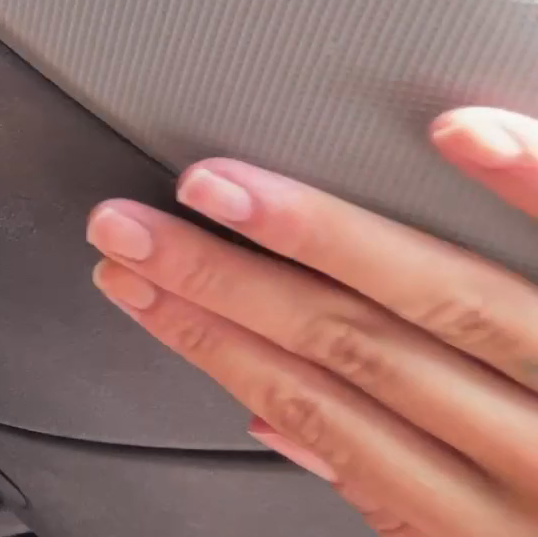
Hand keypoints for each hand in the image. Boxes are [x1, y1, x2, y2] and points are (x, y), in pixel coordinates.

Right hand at [86, 108, 537, 534]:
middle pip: (359, 351)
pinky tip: (457, 134)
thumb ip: (406, 506)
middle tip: (131, 225)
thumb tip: (275, 428)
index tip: (132, 285)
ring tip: (217, 185)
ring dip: (319, 233)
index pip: (320, 414)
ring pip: (453, 301)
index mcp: (520, 530)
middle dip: (222, 282)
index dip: (208, 344)